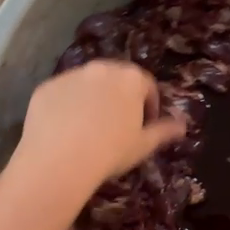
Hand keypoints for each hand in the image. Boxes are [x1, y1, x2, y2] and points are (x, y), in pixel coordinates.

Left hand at [13, 61, 185, 192]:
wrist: (59, 160)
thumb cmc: (111, 152)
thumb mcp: (144, 145)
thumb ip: (165, 130)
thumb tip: (183, 125)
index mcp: (130, 79)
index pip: (146, 85)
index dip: (149, 105)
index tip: (145, 125)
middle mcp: (101, 68)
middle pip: (116, 78)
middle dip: (119, 97)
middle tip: (117, 125)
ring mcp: (70, 75)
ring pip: (87, 84)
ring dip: (92, 99)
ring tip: (89, 128)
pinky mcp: (46, 87)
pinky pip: (61, 93)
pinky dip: (66, 105)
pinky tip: (64, 130)